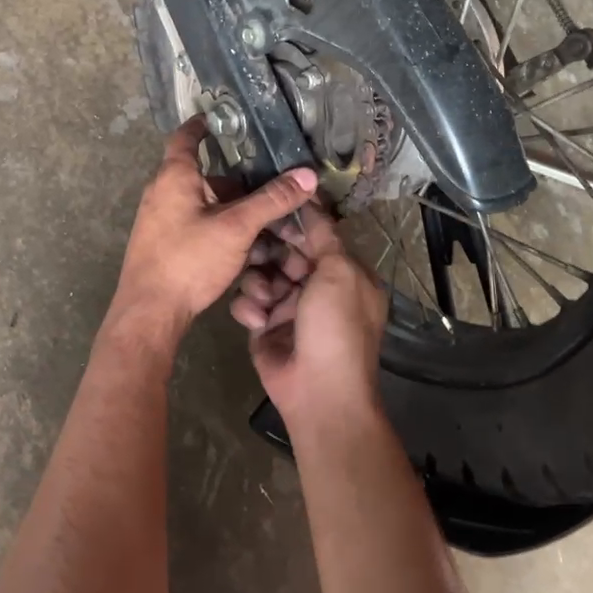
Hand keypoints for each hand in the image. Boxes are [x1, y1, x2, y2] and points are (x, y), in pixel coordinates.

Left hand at [111, 117, 319, 335]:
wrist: (149, 313)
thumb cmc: (188, 260)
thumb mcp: (236, 228)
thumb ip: (272, 201)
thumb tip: (308, 175)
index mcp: (174, 176)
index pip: (185, 137)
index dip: (203, 125)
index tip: (221, 118)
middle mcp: (161, 192)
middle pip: (201, 173)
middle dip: (234, 177)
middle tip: (268, 179)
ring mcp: (159, 220)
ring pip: (200, 201)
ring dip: (228, 205)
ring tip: (263, 213)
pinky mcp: (162, 244)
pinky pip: (194, 222)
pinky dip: (217, 223)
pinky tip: (242, 242)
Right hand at [230, 204, 387, 424]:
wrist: (318, 392)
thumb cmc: (336, 326)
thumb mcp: (339, 272)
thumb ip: (324, 235)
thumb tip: (313, 201)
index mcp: (344, 274)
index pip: (317, 235)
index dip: (295, 220)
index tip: (270, 203)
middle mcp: (317, 287)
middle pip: (284, 252)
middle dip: (269, 251)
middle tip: (254, 246)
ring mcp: (289, 308)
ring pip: (262, 275)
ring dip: (258, 282)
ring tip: (263, 297)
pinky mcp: (263, 327)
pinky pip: (248, 303)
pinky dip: (249, 308)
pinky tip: (257, 321)